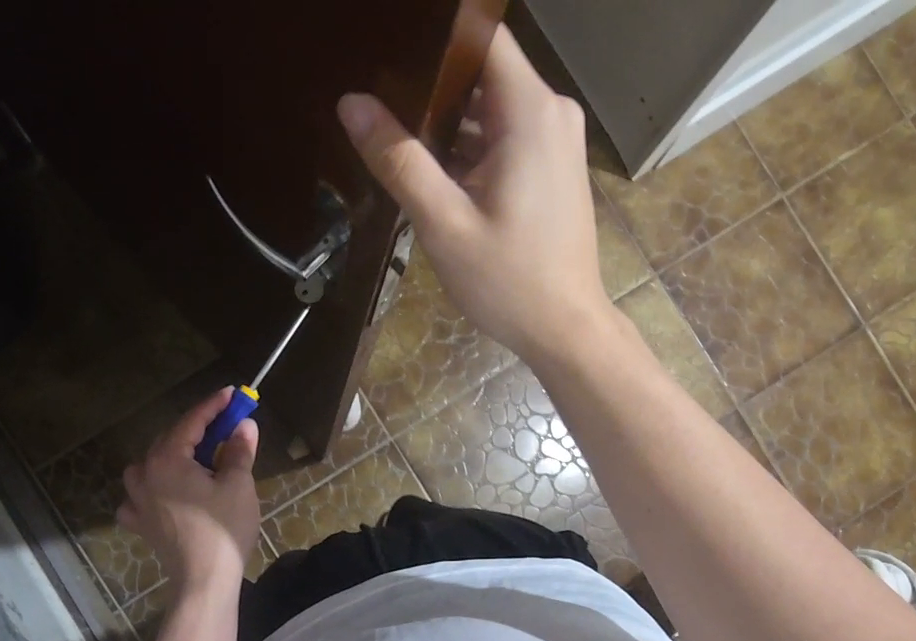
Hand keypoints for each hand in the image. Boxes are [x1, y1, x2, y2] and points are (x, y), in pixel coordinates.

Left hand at [117, 388, 260, 589]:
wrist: (204, 580)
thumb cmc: (223, 529)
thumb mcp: (239, 485)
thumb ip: (239, 450)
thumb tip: (244, 425)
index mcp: (167, 459)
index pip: (192, 421)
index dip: (214, 406)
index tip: (232, 395)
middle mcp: (144, 474)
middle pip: (169, 440)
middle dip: (196, 431)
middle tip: (224, 427)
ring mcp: (136, 500)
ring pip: (149, 465)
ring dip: (170, 457)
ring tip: (193, 461)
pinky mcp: (139, 523)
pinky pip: (139, 497)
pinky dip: (151, 490)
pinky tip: (163, 496)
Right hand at [337, 26, 613, 360]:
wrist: (563, 329)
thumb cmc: (508, 280)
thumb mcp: (444, 224)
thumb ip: (399, 161)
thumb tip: (352, 105)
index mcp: (530, 112)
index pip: (480, 37)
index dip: (435, 40)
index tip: (390, 58)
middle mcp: (550, 112)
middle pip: (482, 71)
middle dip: (432, 86)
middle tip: (381, 106)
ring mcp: (555, 140)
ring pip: (491, 107)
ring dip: (448, 122)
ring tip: (397, 140)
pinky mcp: (552, 167)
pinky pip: (504, 135)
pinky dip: (470, 147)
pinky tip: (433, 173)